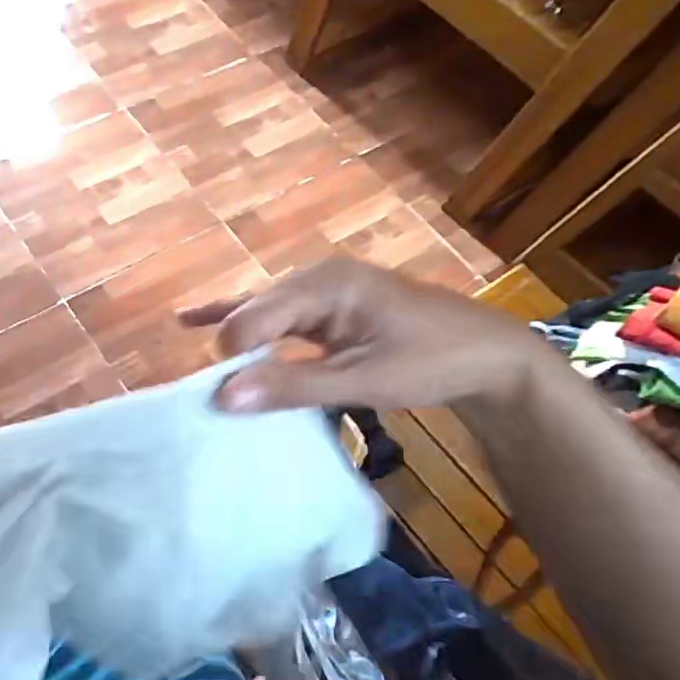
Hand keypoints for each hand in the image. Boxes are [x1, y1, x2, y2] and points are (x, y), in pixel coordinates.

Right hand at [179, 256, 559, 414]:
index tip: (223, 401)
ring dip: (230, 342)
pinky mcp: (324, 306)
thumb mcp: (362, 380)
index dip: (231, 360)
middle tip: (208, 396)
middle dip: (227, 352)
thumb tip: (223, 397)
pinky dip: (238, 324)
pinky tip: (191, 319)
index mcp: (325, 285)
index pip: (252, 319)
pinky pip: (272, 316)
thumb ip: (292, 387)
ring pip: (257, 315)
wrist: (488, 356)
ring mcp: (320, 290)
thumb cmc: (432, 363)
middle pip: (250, 313)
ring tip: (191, 368)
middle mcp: (316, 278)